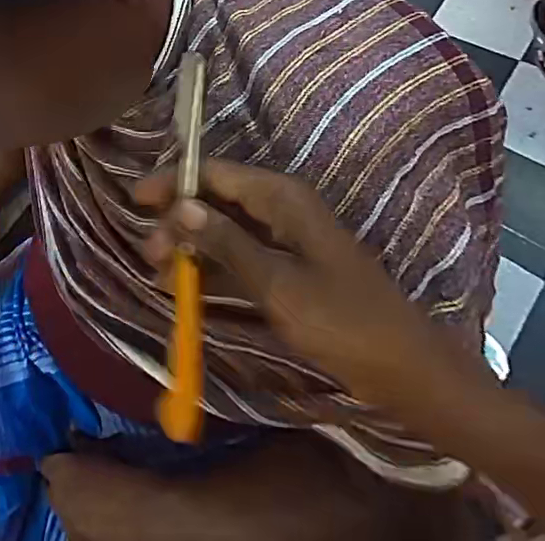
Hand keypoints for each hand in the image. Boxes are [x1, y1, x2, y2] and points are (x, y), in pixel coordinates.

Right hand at [134, 158, 458, 399]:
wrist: (408, 372)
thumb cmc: (344, 323)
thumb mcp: (278, 285)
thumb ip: (226, 243)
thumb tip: (179, 205)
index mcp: (282, 197)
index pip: (214, 172)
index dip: (172, 181)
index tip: (135, 199)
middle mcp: (280, 207)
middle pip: (215, 199)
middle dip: (178, 221)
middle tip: (149, 255)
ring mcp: (284, 237)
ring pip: (223, 229)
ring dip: (190, 247)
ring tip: (160, 275)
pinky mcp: (287, 266)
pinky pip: (239, 255)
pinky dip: (212, 268)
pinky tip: (186, 287)